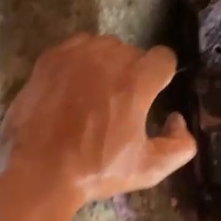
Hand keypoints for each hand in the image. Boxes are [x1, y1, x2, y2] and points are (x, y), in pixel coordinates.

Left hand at [0, 34, 196, 209]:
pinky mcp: (49, 60)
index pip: (164, 58)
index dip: (162, 76)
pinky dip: (80, 63)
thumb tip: (177, 120)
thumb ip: (180, 145)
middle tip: (121, 105)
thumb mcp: (150, 169)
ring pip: (103, 47)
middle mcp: (108, 58)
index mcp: (136, 81)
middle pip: (133, 52)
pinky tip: (73, 89)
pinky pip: (75, 49)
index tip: (153, 95)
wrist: (39, 172)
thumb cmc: (96, 171)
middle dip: (133, 74)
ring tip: (96, 96)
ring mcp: (75, 55)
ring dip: (106, 65)